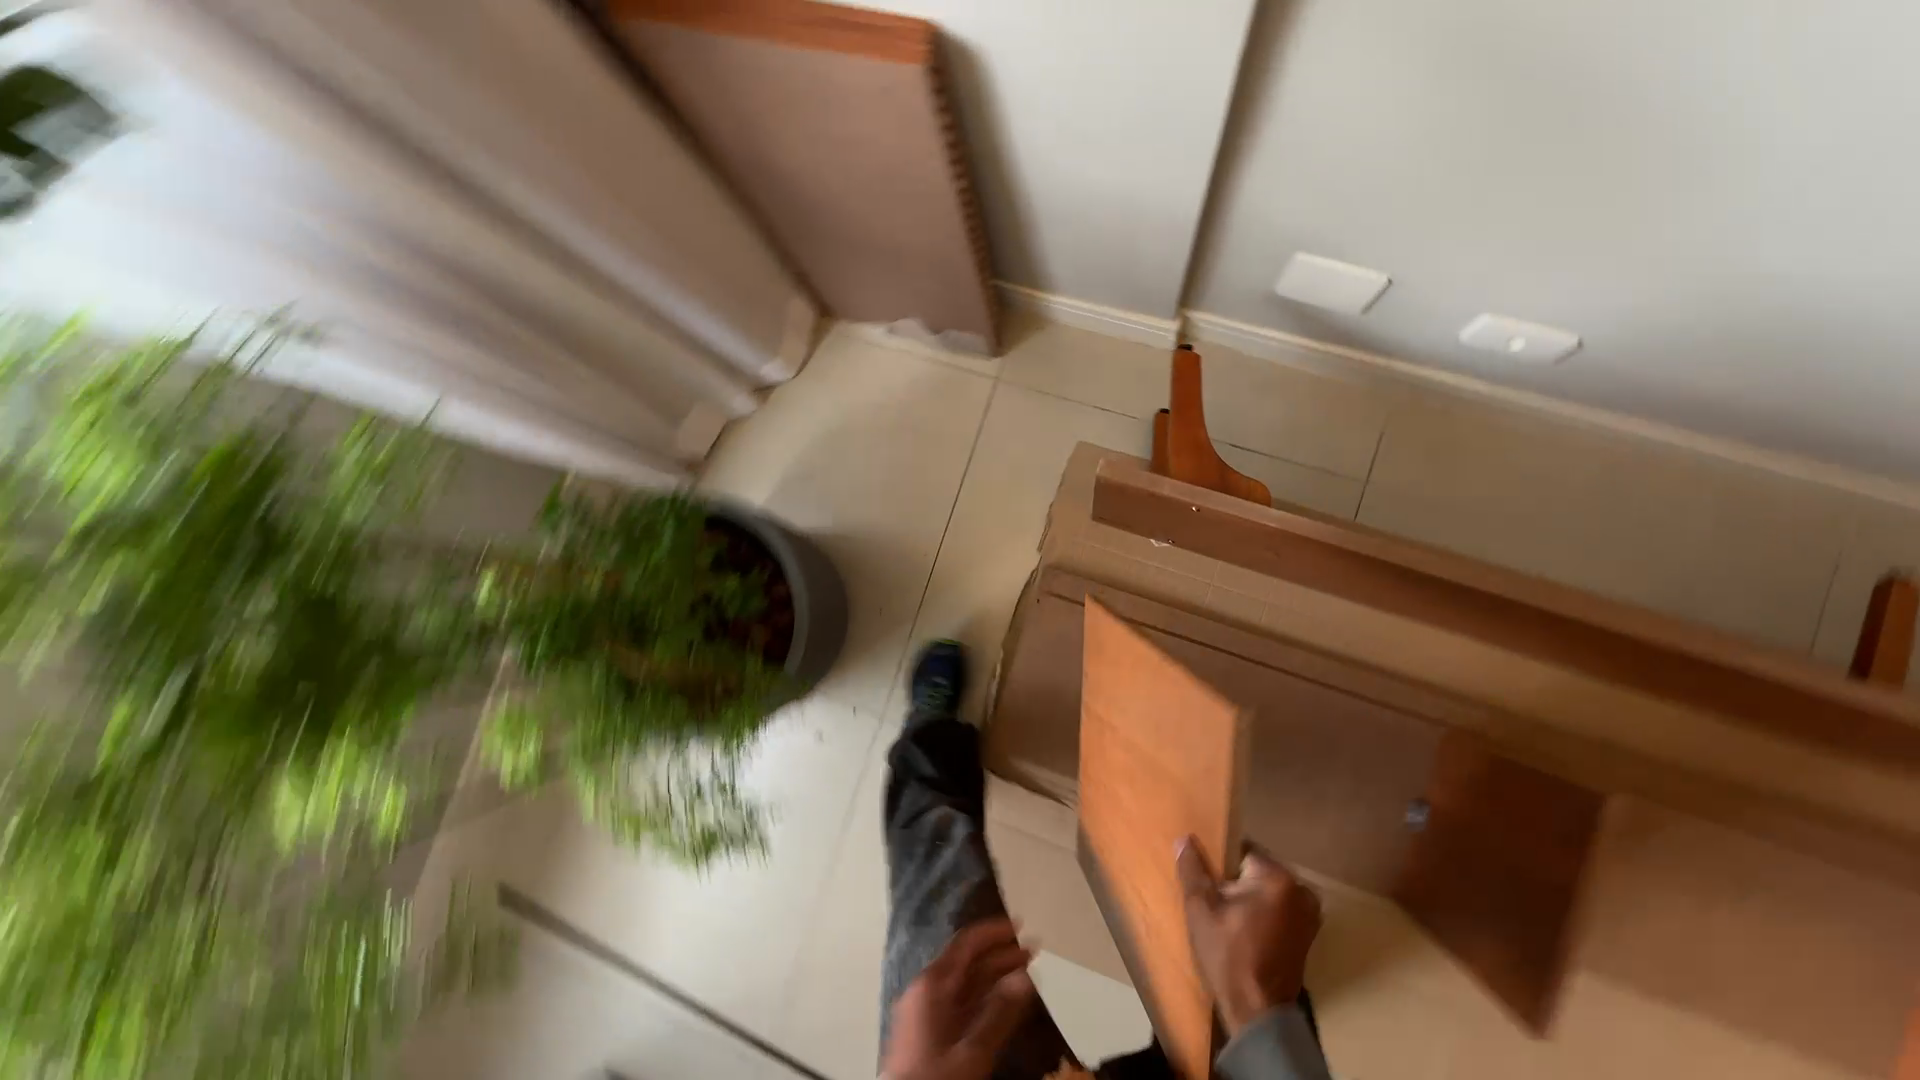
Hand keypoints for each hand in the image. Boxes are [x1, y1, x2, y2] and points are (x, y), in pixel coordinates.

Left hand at [881, 918, 1039, 1079]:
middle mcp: (928, 989)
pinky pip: (961, 1003)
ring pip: (965, 984)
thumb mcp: (972, 1050)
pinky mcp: (930, 1031)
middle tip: (1033, 950)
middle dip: (1000, 954)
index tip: (1020, 924)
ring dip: (995, 976)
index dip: (993, 932)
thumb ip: (1000, 1012)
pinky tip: (1005, 1002)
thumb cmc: (935, 1077)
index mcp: (933, 984)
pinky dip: (985, 998)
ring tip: (1027, 971)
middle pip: (967, 962)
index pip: (966, 944)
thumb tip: (1025, 976)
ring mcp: (927, 1010)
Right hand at [1175, 836, 1322, 1036]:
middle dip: (1236, 881)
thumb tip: (1184, 838)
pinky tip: (1246, 931)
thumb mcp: (1200, 908)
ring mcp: (1310, 913)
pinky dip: (1264, 913)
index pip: (1242, 850)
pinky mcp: (1309, 933)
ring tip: (1229, 919)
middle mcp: (1301, 889)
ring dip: (1250, 897)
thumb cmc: (1227, 955)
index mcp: (1278, 878)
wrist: (1257, 1011)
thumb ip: (1193, 869)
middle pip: (1257, 869)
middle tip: (1216, 904)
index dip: (1221, 865)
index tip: (1209, 884)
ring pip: (1269, 889)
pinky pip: (1280, 907)